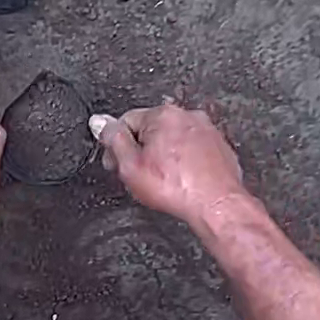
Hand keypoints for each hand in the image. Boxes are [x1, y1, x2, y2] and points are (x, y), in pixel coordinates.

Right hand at [91, 104, 251, 227]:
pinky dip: (182, 162)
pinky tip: (179, 180)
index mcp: (162, 115)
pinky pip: (191, 149)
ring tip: (160, 180)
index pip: (125, 121)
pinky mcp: (218, 146)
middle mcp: (187, 116)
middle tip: (137, 174)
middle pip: (150, 129)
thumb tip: (100, 122)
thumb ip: (113, 139)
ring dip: (162, 155)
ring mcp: (206, 130)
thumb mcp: (130, 166)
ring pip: (172, 139)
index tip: (115, 162)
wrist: (215, 204)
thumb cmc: (177, 187)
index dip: (115, 145)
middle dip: (140, 150)